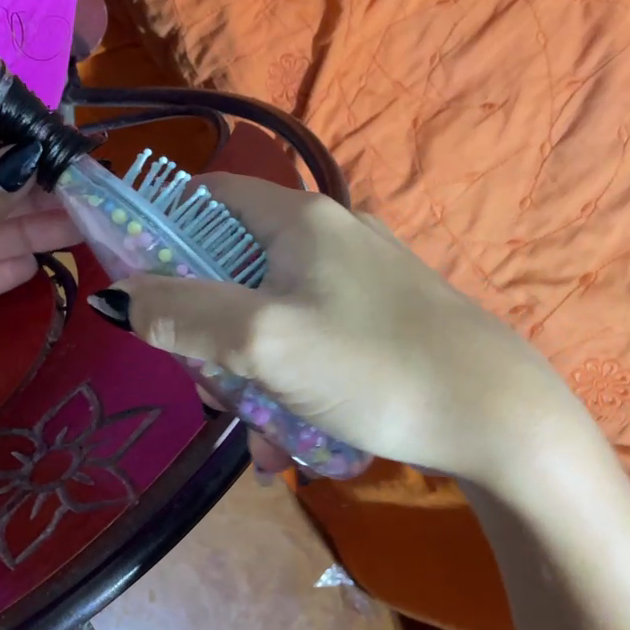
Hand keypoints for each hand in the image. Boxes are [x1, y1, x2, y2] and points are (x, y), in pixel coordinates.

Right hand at [108, 175, 576, 482]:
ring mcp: (358, 276)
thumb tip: (112, 297)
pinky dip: (283, 373)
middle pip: (225, 258)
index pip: (199, 193)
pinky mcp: (381, 317)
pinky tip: (290, 432)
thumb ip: (176, 312)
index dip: (155, 225)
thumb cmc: (375, 366)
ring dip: (240, 360)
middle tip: (197, 368)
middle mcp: (326, 233)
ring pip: (262, 305)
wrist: (517, 437)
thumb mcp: (259, 340)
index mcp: (297, 216)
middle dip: (199, 317)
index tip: (134, 277)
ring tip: (251, 422)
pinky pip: (303, 334)